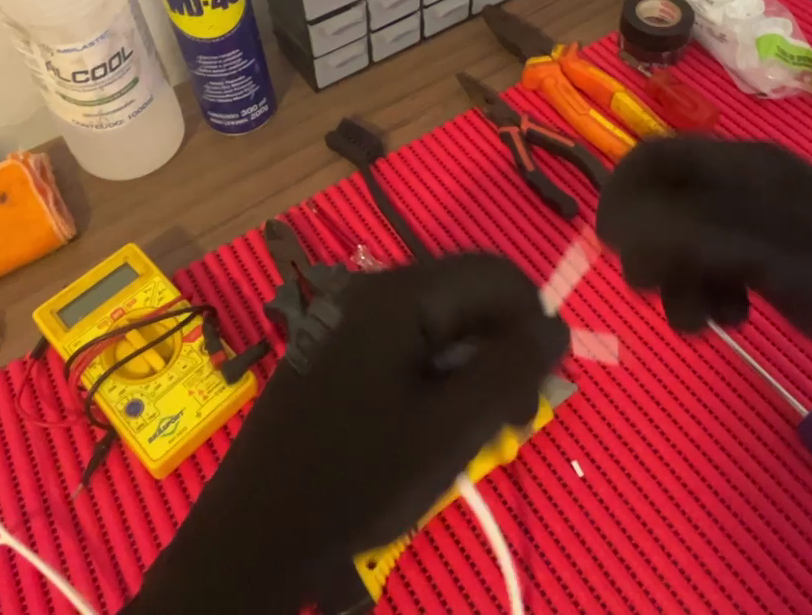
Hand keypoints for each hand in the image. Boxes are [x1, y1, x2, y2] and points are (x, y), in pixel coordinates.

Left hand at [130, 253, 568, 612]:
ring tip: (483, 426)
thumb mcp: (450, 428)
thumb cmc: (358, 479)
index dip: (533, 319)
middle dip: (503, 346)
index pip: (492, 274)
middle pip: (464, 295)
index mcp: (396, 295)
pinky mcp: (337, 349)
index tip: (545, 382)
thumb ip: (510, 369)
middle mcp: (369, 290)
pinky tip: (440, 421)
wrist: (255, 537)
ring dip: (473, 364)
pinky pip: (406, 343)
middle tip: (516, 416)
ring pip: (438, 322)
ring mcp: (347, 319)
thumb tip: (556, 327)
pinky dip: (438, 373)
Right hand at [596, 136, 811, 389]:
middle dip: (651, 248)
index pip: (656, 157)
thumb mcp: (775, 264)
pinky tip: (735, 318)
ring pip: (689, 237)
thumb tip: (619, 230)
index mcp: (749, 168)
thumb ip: (692, 240)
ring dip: (681, 278)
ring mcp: (766, 219)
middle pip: (666, 201)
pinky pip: (720, 261)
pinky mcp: (780, 254)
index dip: (622, 195)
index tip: (610, 249)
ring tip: (704, 323)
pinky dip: (712, 289)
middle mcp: (751, 184)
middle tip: (655, 294)